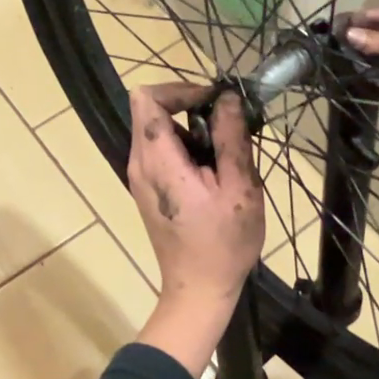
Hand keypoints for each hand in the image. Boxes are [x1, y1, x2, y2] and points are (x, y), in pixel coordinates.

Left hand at [126, 82, 265, 375]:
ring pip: (156, 129)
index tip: (215, 102)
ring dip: (190, 129)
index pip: (147, 97)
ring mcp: (139, 177)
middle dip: (189, 107)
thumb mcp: (239, 188)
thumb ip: (231, 138)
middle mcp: (139, 163)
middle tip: (227, 124)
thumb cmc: (223, 243)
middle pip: (151, 110)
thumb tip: (227, 98)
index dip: (181, 89)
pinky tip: (213, 170)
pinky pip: (160, 151)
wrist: (198, 289)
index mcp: (158, 161)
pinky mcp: (147, 189)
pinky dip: (184, 147)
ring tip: (225, 150)